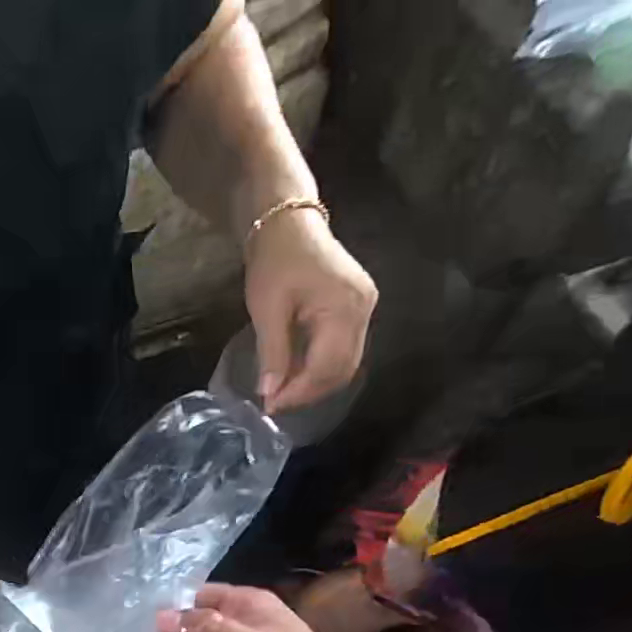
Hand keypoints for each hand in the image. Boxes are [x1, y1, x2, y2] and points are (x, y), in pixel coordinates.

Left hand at [243, 207, 377, 413]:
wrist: (288, 225)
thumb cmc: (275, 263)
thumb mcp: (267, 311)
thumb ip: (273, 353)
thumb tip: (270, 392)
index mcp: (346, 309)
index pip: (328, 367)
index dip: (299, 392)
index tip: (270, 406)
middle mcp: (364, 311)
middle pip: (342, 368)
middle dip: (308, 392)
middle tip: (274, 405)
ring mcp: (363, 308)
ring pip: (345, 361)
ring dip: (314, 383)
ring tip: (281, 394)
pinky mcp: (354, 308)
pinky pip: (341, 348)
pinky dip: (318, 367)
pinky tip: (293, 374)